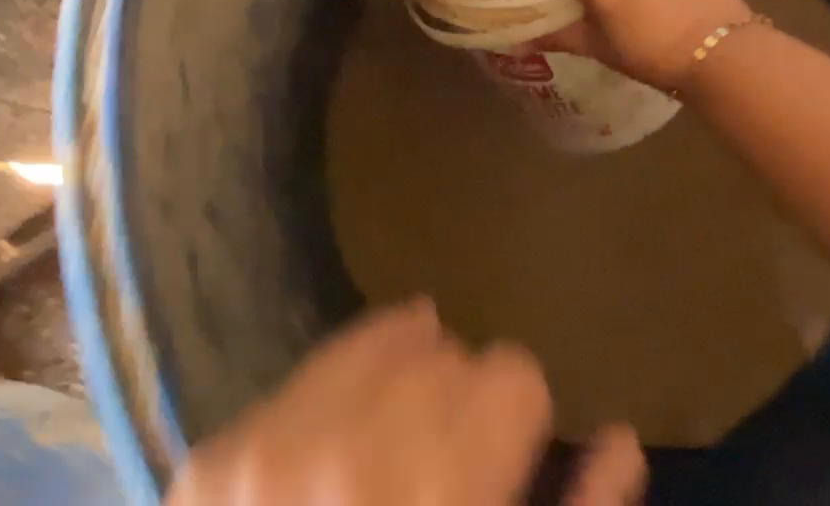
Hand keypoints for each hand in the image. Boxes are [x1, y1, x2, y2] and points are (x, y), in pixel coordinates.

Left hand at [165, 300, 645, 505]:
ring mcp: (271, 450)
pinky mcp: (210, 461)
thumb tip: (619, 440)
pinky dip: (335, 396)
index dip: (520, 412)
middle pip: (445, 354)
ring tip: (400, 429)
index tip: (508, 447)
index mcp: (443, 486)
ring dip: (402, 376)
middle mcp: (354, 450)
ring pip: (374, 343)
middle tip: (450, 453)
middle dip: (461, 396)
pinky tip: (340, 438)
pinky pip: (305, 376)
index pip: (512, 374)